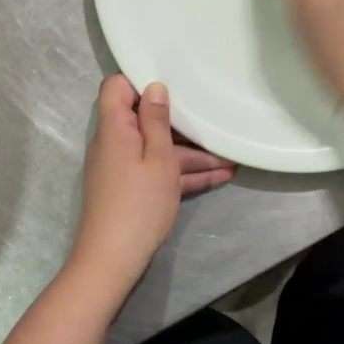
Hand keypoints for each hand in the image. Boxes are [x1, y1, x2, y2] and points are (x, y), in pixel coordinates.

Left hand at [70, 75, 233, 289]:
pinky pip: (159, 172)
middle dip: (181, 123)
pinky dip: (185, 174)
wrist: (111, 262)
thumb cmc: (138, 205)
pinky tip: (220, 177)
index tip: (173, 83)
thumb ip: (156, 121)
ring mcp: (123, 168)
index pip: (116, 88)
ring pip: (158, 150)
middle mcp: (114, 143)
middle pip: (145, 120)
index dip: (140, 81)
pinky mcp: (131, 189)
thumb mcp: (158, 159)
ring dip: (192, 154)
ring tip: (231, 158)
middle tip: (213, 120)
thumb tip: (154, 87)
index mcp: (114, 128)